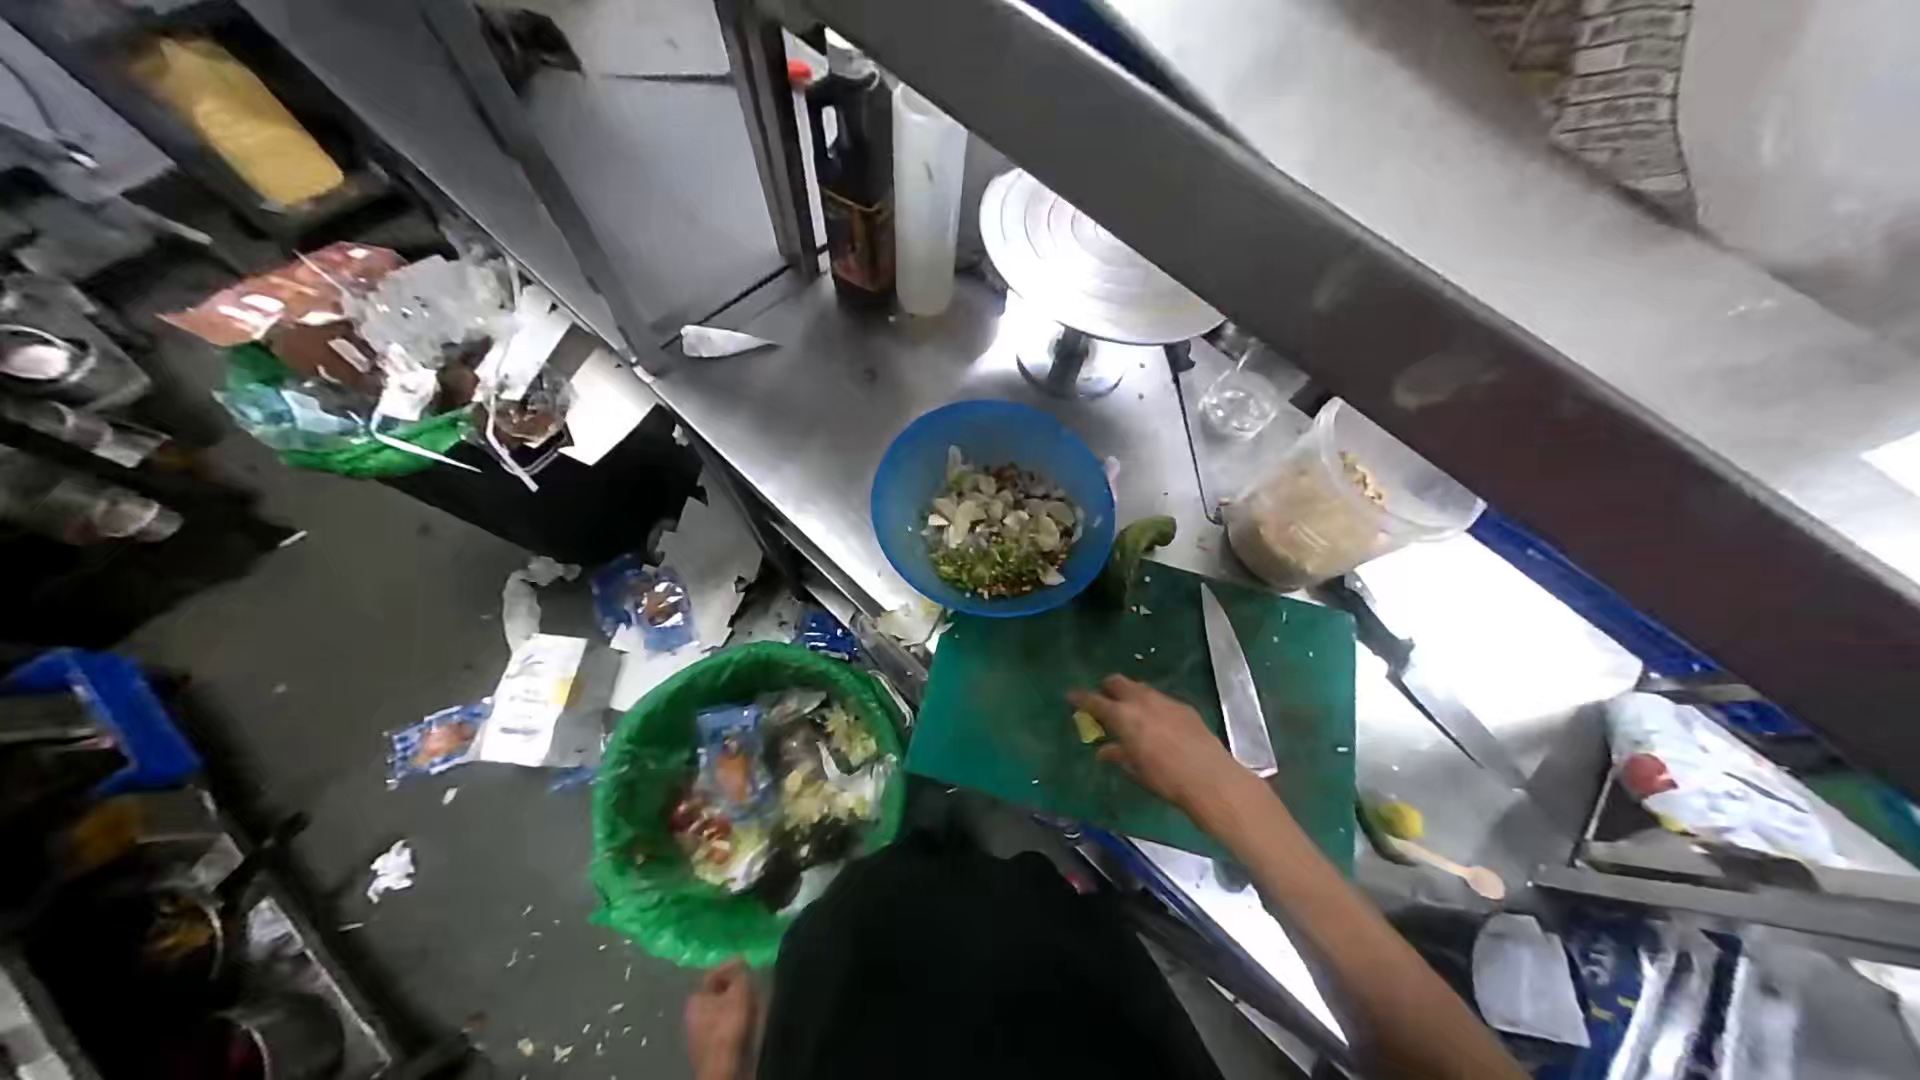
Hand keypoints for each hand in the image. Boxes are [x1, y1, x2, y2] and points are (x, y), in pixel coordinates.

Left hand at [685, 959, 753, 1079]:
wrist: (724, 1069)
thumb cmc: (728, 1025)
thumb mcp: (739, 991)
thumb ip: (741, 973)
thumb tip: (741, 962)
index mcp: (695, 999)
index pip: (714, 973)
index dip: (732, 965)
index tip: (748, 963)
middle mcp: (693, 1015)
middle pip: (720, 992)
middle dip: (738, 987)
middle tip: (753, 983)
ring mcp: (701, 1034)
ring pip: (725, 1009)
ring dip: (741, 1003)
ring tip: (756, 1001)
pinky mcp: (712, 1048)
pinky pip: (728, 1025)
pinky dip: (740, 1019)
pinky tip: (752, 1020)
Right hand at [1069, 675, 1244, 810]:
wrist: (1210, 778)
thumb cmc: (1165, 778)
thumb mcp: (1135, 769)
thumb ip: (1117, 754)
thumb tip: (1104, 751)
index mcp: (1123, 716)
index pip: (1094, 701)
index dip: (1080, 698)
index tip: (1071, 696)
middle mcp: (1141, 701)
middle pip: (1118, 682)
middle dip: (1107, 688)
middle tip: (1103, 700)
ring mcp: (1165, 701)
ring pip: (1140, 688)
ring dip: (1131, 694)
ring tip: (1130, 710)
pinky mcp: (1184, 707)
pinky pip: (1160, 699)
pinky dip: (1152, 704)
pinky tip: (1157, 721)